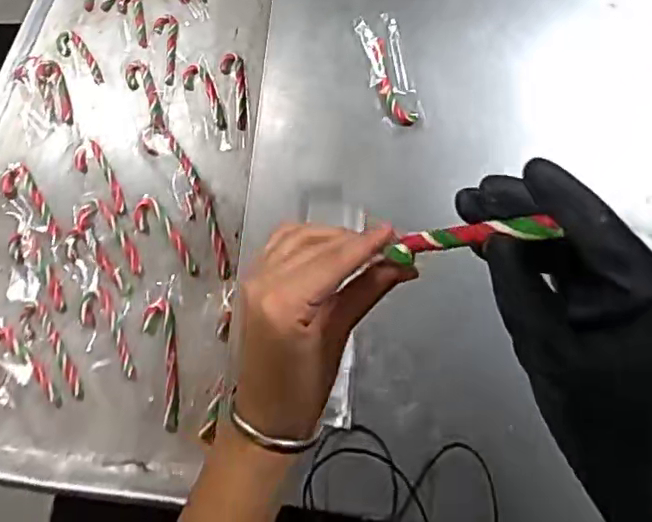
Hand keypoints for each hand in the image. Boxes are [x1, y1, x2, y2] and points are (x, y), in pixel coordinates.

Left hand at [232, 223, 414, 440]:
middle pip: (316, 245)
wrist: (262, 417)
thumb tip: (399, 266)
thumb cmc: (302, 391)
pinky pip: (282, 242)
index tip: (393, 233)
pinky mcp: (252, 276)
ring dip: (332, 235)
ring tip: (364, 245)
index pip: (332, 260)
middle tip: (388, 244)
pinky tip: (330, 246)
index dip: (365, 244)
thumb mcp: (337, 340)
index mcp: (283, 302)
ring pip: (299, 236)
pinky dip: (309, 237)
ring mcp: (253, 275)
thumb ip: (365, 292)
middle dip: (354, 240)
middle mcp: (264, 280)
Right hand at [458, 159, 651, 521]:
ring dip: (517, 226)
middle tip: (478, 192)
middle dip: (525, 208)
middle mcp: (630, 283)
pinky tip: (490, 242)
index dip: (563, 196)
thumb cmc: (598, 420)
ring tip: (471, 209)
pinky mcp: (592, 303)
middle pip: (575, 230)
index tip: (529, 169)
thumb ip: (520, 293)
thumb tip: (495, 239)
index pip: (600, 230)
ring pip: (562, 244)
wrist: (627, 470)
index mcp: (641, 294)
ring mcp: (611, 293)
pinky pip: (556, 268)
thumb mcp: (551, 354)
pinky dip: (523, 254)